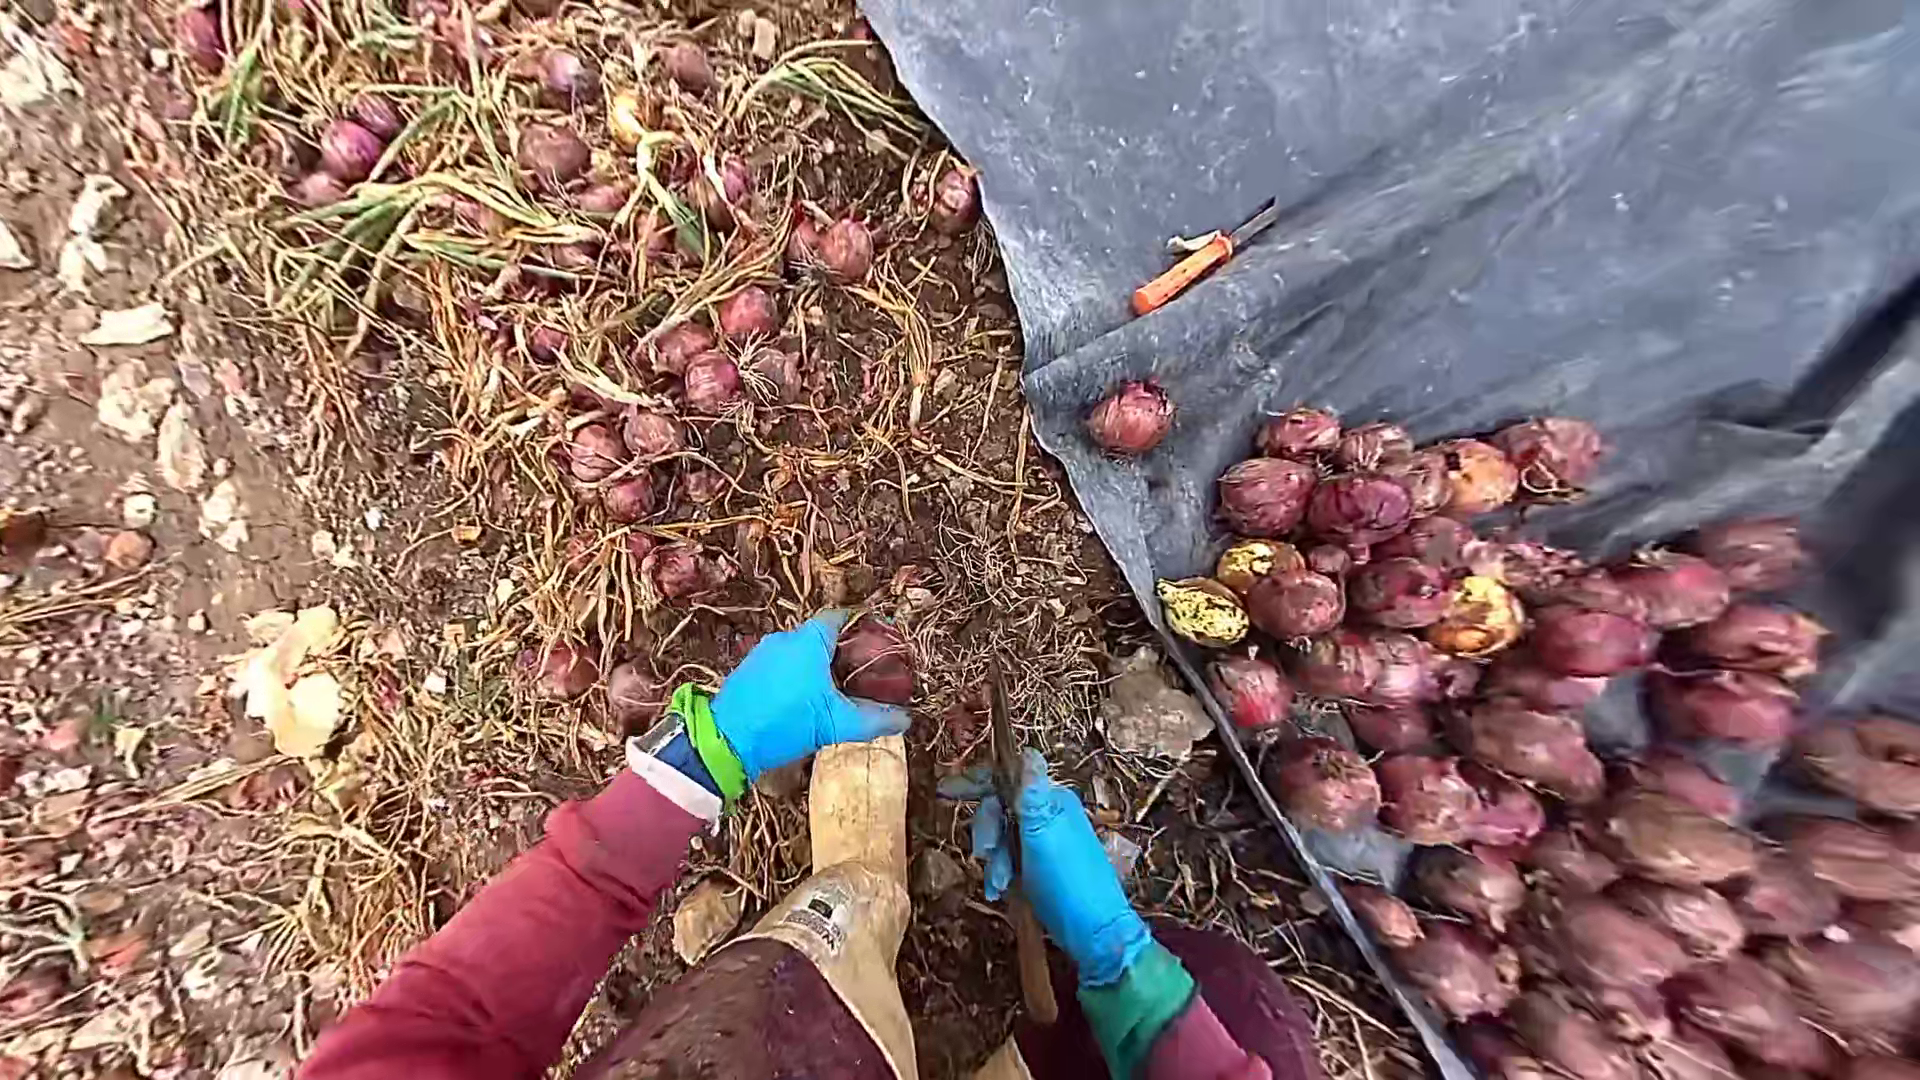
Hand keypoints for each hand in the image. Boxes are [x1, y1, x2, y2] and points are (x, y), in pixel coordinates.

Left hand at [711, 610, 909, 779]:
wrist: (726, 742)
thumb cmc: (785, 722)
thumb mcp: (836, 723)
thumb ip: (873, 720)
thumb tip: (905, 720)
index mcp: (808, 641)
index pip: (839, 617)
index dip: (860, 625)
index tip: (875, 641)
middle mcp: (785, 638)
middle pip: (821, 634)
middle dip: (841, 650)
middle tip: (860, 671)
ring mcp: (763, 652)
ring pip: (800, 649)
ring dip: (817, 663)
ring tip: (834, 688)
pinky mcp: (749, 669)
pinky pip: (782, 662)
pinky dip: (796, 673)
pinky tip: (803, 697)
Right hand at [939, 749, 1151, 985]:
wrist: (1096, 934)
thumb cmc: (1069, 879)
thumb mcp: (1042, 832)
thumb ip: (1029, 793)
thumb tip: (1026, 751)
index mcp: (1050, 799)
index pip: (1008, 776)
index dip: (977, 781)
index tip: (946, 791)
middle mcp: (1046, 814)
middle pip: (1000, 806)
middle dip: (988, 830)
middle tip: (983, 853)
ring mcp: (1042, 841)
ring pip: (1001, 835)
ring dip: (995, 858)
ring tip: (1000, 881)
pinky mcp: (1038, 866)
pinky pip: (1008, 859)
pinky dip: (1000, 872)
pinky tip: (1000, 890)